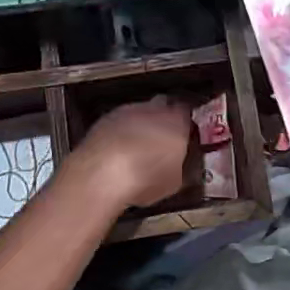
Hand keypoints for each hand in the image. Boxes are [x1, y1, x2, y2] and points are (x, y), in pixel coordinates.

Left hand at [71, 96, 195, 208]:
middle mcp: (152, 108)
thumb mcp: (175, 182)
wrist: (101, 174)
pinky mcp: (102, 121)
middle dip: (163, 121)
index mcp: (176, 119)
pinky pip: (117, 125)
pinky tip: (118, 155)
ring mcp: (125, 112)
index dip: (186, 123)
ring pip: (138, 114)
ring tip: (138, 152)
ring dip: (139, 127)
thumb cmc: (146, 176)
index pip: (187, 112)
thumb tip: (179, 167)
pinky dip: (120, 136)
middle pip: (162, 107)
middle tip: (164, 142)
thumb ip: (180, 167)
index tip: (186, 136)